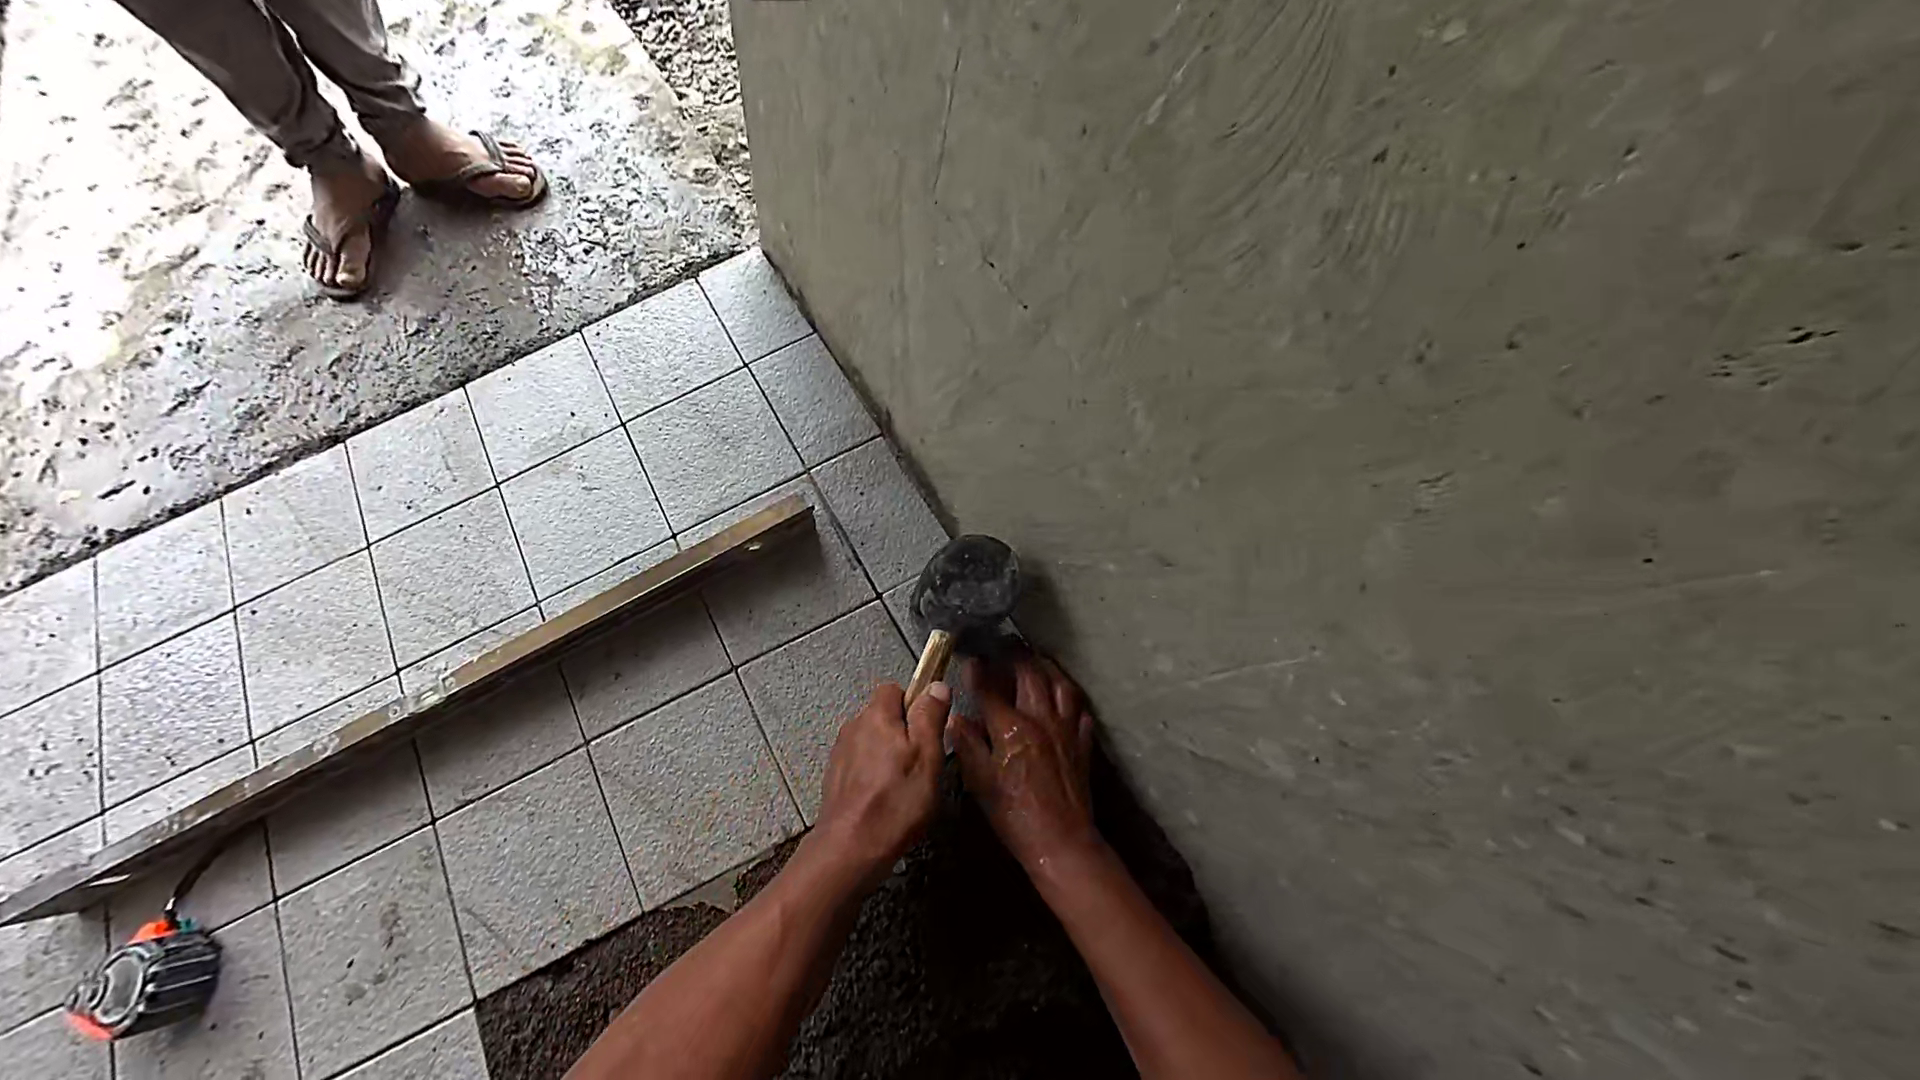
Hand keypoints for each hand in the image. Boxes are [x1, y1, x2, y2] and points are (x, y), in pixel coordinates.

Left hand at [806, 681, 950, 889]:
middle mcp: (853, 727)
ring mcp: (841, 753)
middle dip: (903, 732)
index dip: (915, 704)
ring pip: (872, 741)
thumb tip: (937, 686)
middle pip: (883, 715)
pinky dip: (874, 775)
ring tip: (905, 785)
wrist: (851, 849)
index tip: (929, 728)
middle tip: (922, 761)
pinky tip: (886, 798)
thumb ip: (930, 715)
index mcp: (876, 714)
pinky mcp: (836, 779)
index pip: (895, 688)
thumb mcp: (927, 754)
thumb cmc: (895, 802)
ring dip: (888, 755)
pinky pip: (861, 764)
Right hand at [948, 654, 1101, 873]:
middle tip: (1006, 644)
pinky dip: (1071, 699)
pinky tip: (1065, 698)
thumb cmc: (1014, 814)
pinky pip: (1079, 712)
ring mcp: (1065, 730)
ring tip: (1037, 659)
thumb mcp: (980, 783)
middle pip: (1030, 675)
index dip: (980, 671)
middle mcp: (1040, 720)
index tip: (972, 657)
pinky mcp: (1081, 745)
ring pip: (1060, 685)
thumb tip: (954, 718)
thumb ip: (968, 745)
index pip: (991, 689)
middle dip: (1016, 655)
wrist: (1061, 841)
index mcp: (1011, 728)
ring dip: (1047, 667)